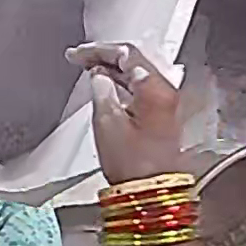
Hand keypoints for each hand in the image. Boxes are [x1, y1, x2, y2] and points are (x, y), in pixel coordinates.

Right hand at [66, 41, 183, 183]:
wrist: (151, 195)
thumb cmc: (133, 165)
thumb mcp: (107, 122)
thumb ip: (101, 89)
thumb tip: (98, 76)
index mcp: (156, 88)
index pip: (126, 54)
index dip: (99, 50)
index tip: (78, 53)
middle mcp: (166, 91)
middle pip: (134, 60)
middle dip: (105, 56)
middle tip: (81, 57)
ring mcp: (166, 103)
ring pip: (137, 73)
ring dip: (112, 68)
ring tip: (89, 68)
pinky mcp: (162, 115)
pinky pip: (140, 87)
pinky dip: (121, 82)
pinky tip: (105, 84)